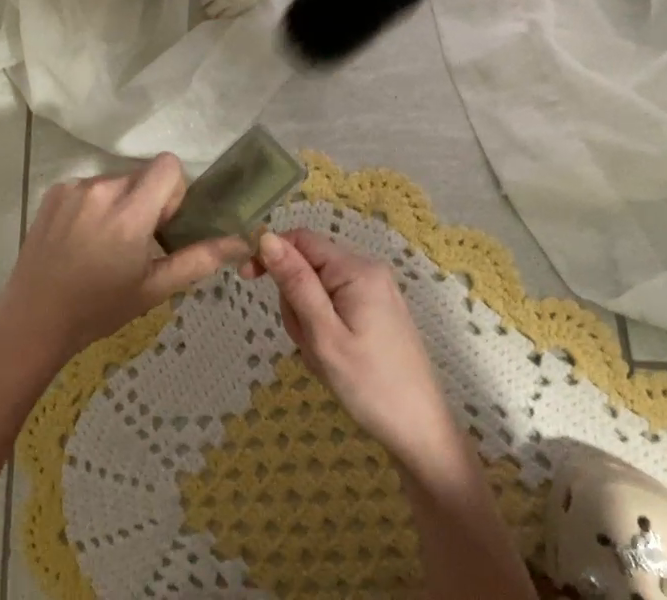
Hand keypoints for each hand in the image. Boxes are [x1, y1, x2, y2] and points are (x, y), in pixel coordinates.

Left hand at [0, 154, 247, 363]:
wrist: (35, 319)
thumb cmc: (99, 308)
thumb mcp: (154, 289)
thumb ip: (199, 259)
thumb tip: (241, 242)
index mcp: (128, 213)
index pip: (168, 166)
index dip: (174, 193)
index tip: (162, 226)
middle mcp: (100, 190)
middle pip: (142, 175)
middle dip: (148, 201)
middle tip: (136, 243)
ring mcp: (72, 189)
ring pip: (115, 181)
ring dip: (120, 203)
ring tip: (105, 244)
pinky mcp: (53, 193)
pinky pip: (88, 187)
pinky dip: (94, 205)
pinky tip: (82, 240)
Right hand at [244, 230, 440, 459]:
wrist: (419, 429)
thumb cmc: (369, 384)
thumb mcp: (323, 334)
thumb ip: (295, 283)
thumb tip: (266, 237)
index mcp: (357, 270)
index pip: (300, 239)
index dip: (269, 253)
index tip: (247, 280)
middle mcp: (368, 270)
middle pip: (307, 266)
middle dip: (293, 301)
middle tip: (308, 341)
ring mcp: (375, 291)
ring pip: (316, 289)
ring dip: (306, 320)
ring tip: (322, 354)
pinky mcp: (376, 310)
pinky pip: (333, 305)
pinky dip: (322, 327)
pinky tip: (333, 356)